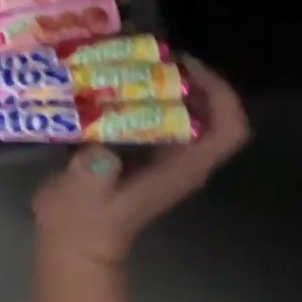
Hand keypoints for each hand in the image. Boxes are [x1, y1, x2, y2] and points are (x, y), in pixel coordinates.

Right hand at [31, 57, 250, 266]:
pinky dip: (138, 99)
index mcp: (181, 168)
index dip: (220, 94)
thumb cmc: (85, 222)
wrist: (74, 245)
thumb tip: (98, 150)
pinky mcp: (139, 156)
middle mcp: (180, 160)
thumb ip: (93, 173)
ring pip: (181, 115)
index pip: (228, 130)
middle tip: (148, 56)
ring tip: (126, 64)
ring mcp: (161, 159)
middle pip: (209, 115)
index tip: (184, 66)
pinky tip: (105, 85)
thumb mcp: (84, 196)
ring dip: (163, 87)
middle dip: (187, 81)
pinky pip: (153, 120)